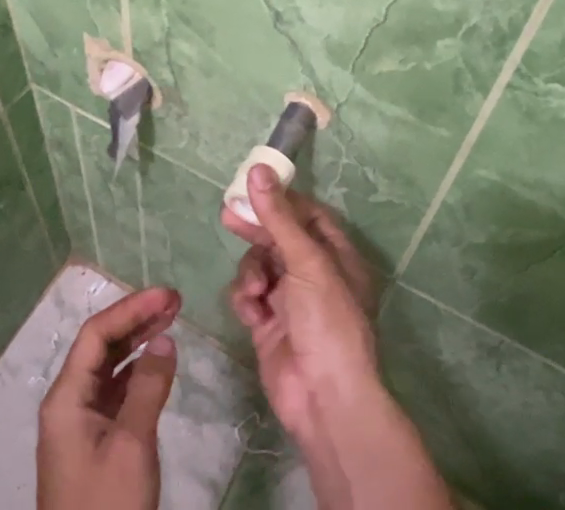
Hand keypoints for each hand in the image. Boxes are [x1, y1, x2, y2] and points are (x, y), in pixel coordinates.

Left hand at [37, 287, 180, 509]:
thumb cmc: (107, 504)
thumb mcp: (132, 445)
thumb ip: (147, 388)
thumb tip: (164, 339)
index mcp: (65, 398)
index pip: (96, 335)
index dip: (131, 309)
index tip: (167, 295)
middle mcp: (67, 403)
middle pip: (100, 347)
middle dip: (136, 319)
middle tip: (175, 301)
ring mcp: (79, 423)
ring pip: (108, 368)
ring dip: (138, 343)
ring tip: (172, 321)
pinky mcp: (94, 442)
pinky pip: (114, 392)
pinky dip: (137, 373)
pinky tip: (159, 364)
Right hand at [221, 165, 377, 440]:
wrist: (324, 396)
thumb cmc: (327, 321)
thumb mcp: (306, 262)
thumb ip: (278, 217)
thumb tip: (259, 169)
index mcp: (337, 256)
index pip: (308, 215)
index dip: (281, 200)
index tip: (252, 187)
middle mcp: (315, 274)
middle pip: (278, 237)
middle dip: (256, 230)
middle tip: (227, 216)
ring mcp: (291, 300)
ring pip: (258, 265)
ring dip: (251, 273)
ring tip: (255, 292)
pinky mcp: (269, 323)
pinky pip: (248, 296)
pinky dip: (246, 300)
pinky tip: (252, 314)